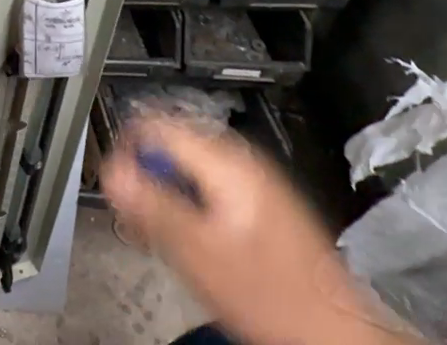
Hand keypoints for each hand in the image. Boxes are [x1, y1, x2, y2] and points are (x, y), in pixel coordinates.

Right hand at [103, 119, 421, 344]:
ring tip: (160, 235)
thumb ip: (151, 204)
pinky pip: (208, 190)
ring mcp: (254, 183)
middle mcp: (242, 163)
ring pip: (187, 171)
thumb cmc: (273, 295)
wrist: (335, 333)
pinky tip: (188, 240)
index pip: (155, 124)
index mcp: (227, 163)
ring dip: (165, 196)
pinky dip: (188, 207)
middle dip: (146, 178)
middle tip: (136, 217)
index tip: (116, 182)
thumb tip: (111, 170)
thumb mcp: (197, 250)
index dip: (126, 149)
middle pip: (170, 147)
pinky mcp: (260, 206)